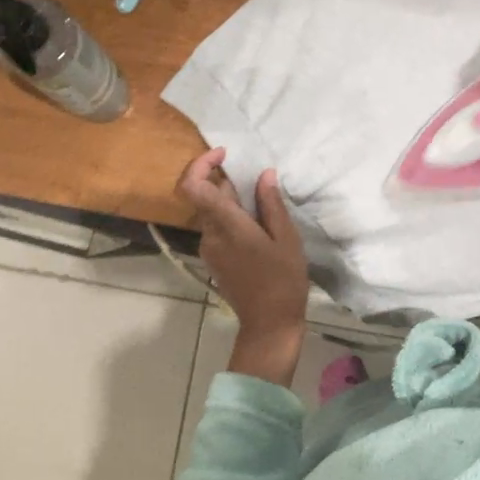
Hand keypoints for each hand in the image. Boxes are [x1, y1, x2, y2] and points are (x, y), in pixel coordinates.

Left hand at [177, 148, 308, 386]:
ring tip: (264, 214)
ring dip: (231, 204)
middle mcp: (210, 235)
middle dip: (227, 184)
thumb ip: (272, 205)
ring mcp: (208, 249)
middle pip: (205, 197)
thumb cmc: (284, 281)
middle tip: (259, 188)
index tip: (223, 156)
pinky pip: (217, 230)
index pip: (192, 186)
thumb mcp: (287, 239)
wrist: (269, 324)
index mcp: (228, 226)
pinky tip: (258, 234)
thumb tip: (264, 175)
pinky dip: (232, 222)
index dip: (200, 164)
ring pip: (212, 214)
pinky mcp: (213, 260)